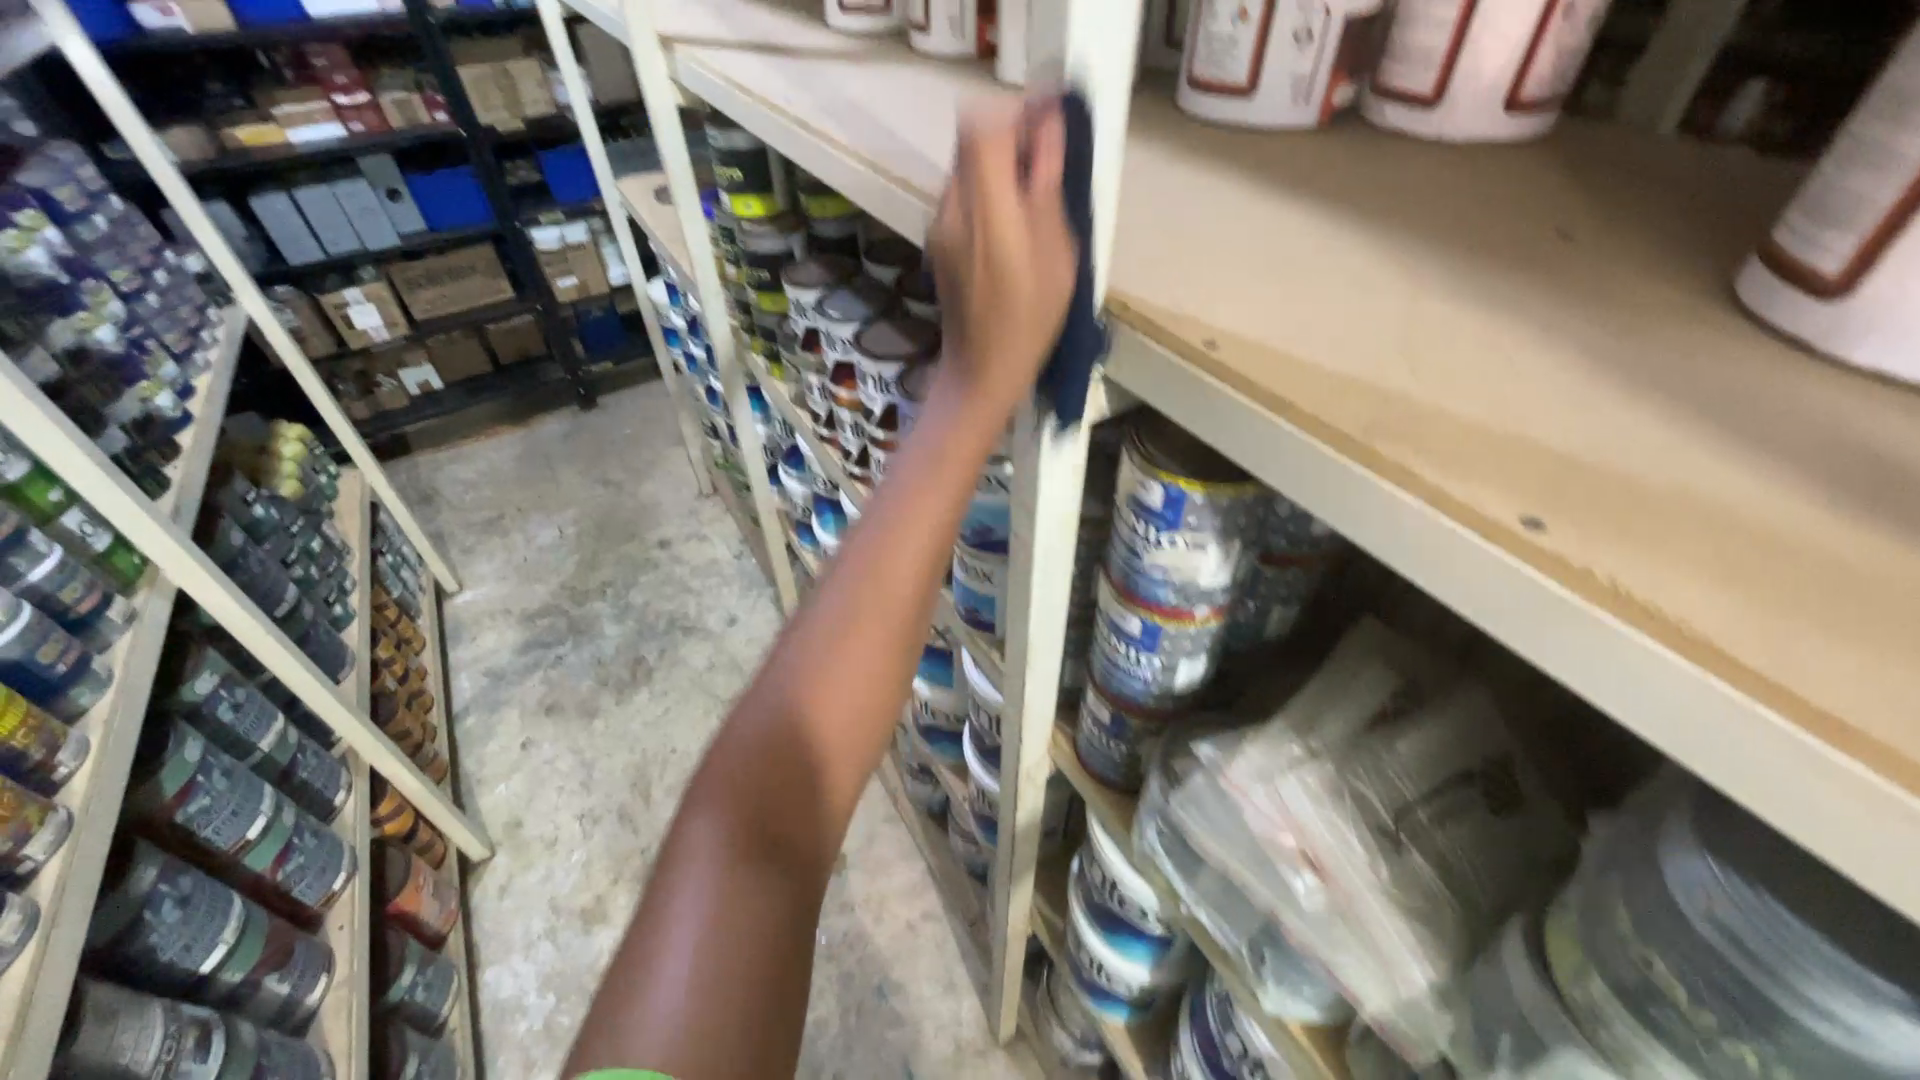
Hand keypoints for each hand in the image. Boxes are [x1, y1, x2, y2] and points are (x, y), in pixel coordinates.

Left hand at [927, 95, 1076, 418]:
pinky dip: (987, 193)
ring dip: (999, 167)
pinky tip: (1010, 228)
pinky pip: (962, 195)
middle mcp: (953, 207)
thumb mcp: (1058, 251)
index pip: (982, 124)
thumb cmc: (1031, 318)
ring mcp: (938, 223)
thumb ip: (1047, 183)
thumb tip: (1049, 126)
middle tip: (1045, 165)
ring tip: (1031, 201)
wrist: (982, 368)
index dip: (1015, 113)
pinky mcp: (936, 238)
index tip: (1046, 126)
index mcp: (986, 209)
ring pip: (966, 166)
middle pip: (972, 140)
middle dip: (1010, 139)